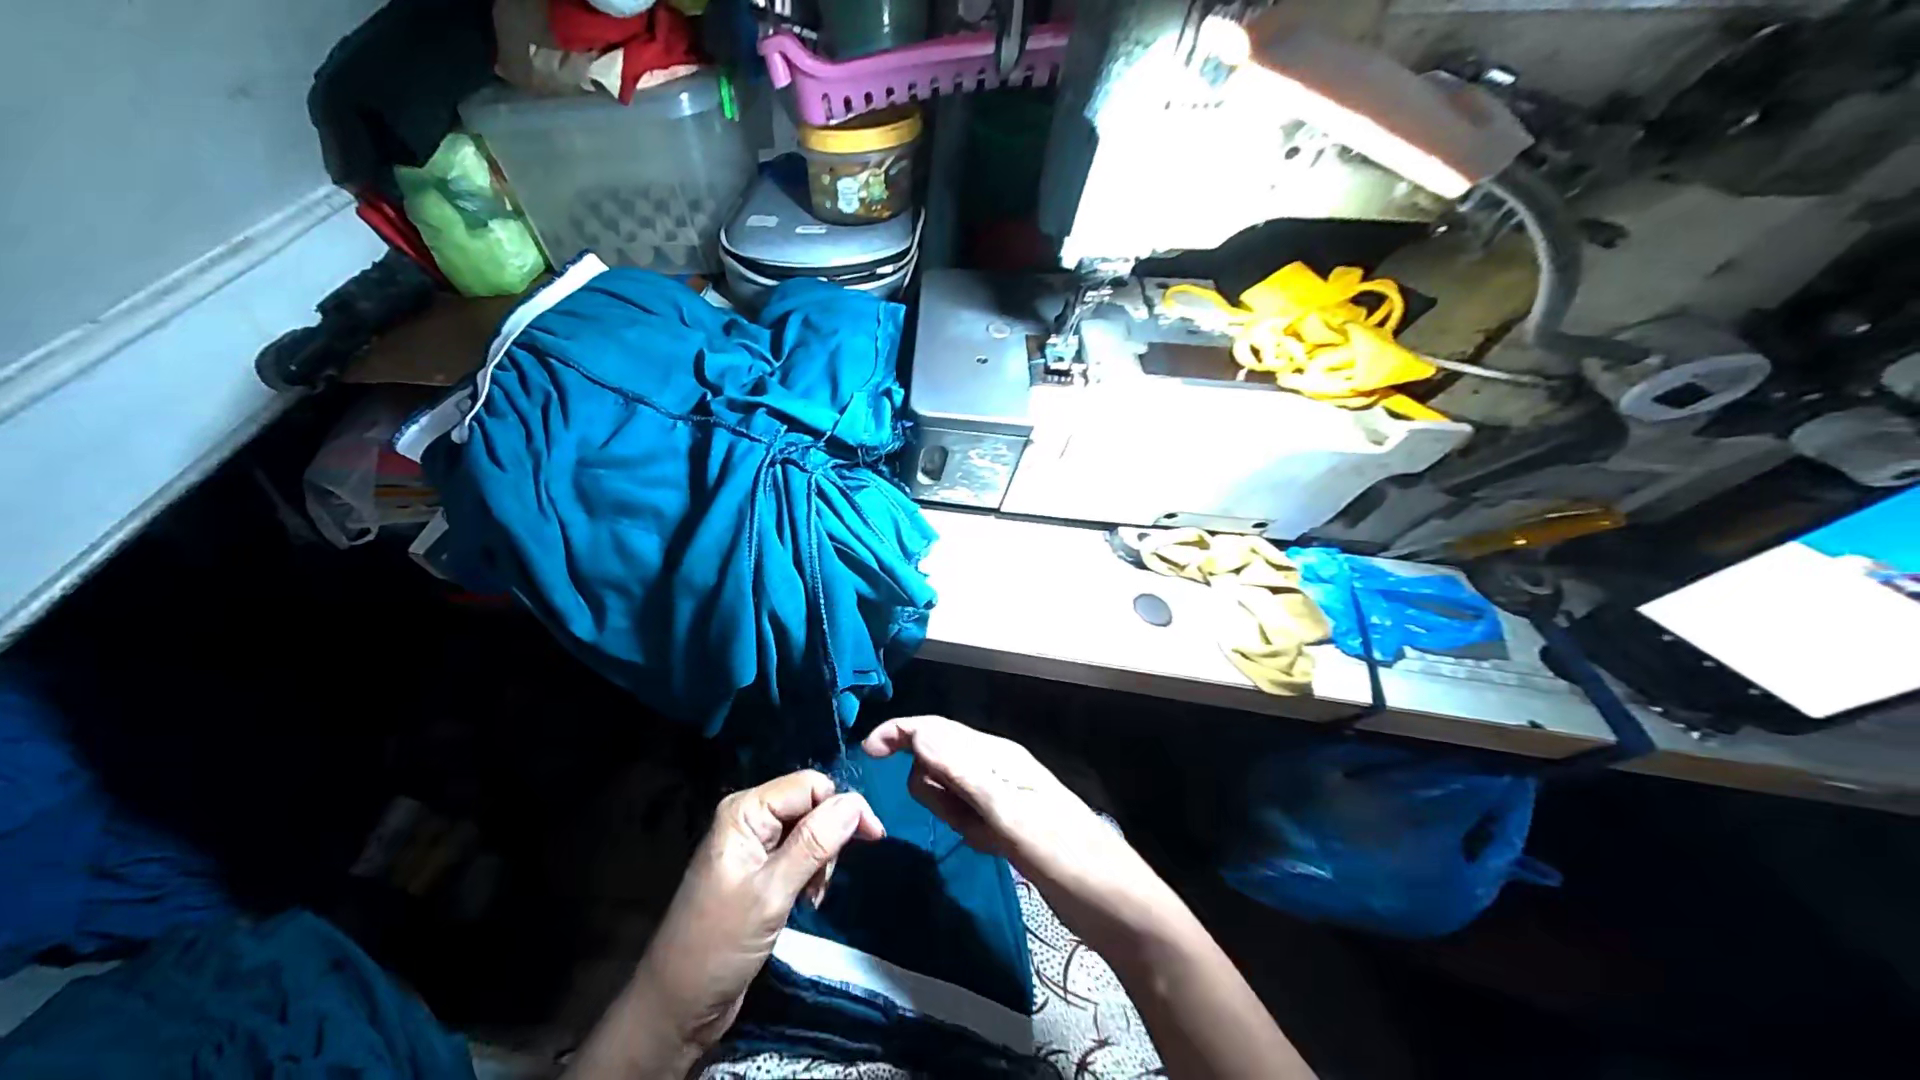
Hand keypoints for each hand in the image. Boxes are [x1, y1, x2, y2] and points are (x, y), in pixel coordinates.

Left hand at [566, 771, 883, 1079]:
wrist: (679, 1005)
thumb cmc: (720, 944)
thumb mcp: (772, 892)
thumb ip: (814, 844)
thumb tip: (855, 803)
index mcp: (745, 810)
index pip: (810, 785)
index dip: (844, 806)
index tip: (873, 838)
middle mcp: (749, 817)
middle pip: (810, 805)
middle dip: (829, 838)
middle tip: (825, 882)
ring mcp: (753, 844)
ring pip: (809, 830)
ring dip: (822, 860)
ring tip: (812, 897)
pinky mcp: (758, 869)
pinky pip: (799, 853)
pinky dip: (811, 873)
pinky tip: (807, 900)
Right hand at [861, 716, 1182, 957]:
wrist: (1116, 906)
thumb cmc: (1065, 856)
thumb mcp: (1009, 816)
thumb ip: (963, 775)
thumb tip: (919, 734)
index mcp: (998, 756)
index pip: (938, 729)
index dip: (900, 732)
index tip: (867, 752)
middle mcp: (998, 769)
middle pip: (939, 756)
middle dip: (929, 783)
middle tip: (957, 819)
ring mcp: (1002, 798)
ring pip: (950, 788)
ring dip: (948, 809)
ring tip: (979, 836)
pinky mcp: (1006, 826)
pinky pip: (966, 816)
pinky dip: (965, 827)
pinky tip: (986, 845)